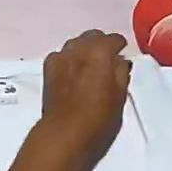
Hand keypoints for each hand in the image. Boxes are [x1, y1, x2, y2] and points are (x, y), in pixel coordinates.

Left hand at [38, 30, 131, 168]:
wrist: (65, 134)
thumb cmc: (98, 118)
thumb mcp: (120, 96)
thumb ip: (121, 73)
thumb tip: (120, 61)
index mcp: (100, 52)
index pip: (113, 39)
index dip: (120, 46)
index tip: (123, 53)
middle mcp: (78, 49)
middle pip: (92, 36)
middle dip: (101, 44)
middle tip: (108, 60)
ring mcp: (60, 57)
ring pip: (75, 43)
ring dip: (84, 49)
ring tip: (90, 65)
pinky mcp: (48, 69)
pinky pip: (61, 55)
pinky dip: (69, 59)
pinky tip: (73, 71)